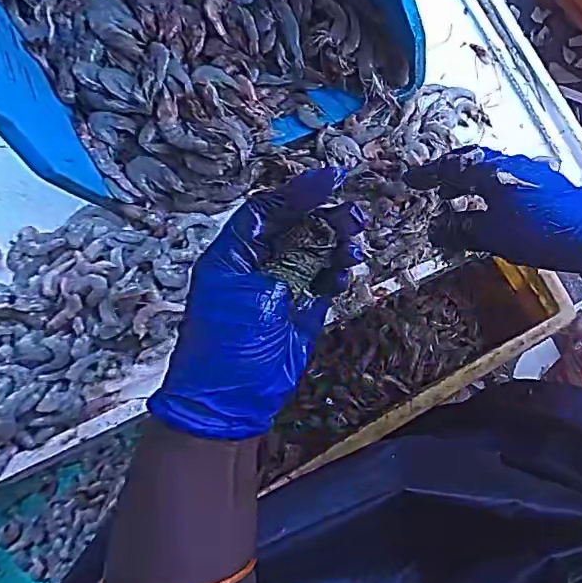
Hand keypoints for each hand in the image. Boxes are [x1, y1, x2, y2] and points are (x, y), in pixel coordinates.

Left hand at [149, 169, 366, 439]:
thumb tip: (314, 212)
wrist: (231, 403)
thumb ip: (284, 250)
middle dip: (326, 219)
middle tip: (354, 217)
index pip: (268, 209)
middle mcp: (260, 263)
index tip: (331, 179)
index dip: (299, 192)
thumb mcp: (250, 288)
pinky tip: (341, 276)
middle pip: (298, 226)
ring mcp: (283, 285)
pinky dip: (336, 274)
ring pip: (317, 251)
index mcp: (236, 251)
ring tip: (352, 249)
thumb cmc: (226, 342)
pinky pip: (325, 279)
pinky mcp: (304, 307)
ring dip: (337, 246)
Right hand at [406, 147, 581, 277]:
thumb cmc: (543, 232)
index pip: (451, 167)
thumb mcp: (495, 235)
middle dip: (447, 176)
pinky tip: (485, 206)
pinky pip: (503, 179)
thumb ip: (462, 229)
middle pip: (470, 164)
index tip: (412, 179)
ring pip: (487, 171)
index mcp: (493, 170)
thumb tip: (437, 230)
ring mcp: (528, 171)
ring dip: (468, 183)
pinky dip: (486, 189)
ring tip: (453, 199)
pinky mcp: (541, 183)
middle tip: (431, 189)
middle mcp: (510, 163)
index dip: (428, 175)